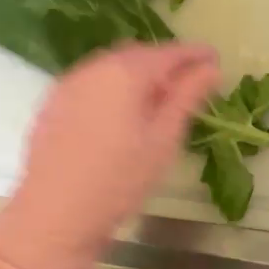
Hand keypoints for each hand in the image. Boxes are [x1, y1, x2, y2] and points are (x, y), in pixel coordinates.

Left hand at [0, 43, 220, 268]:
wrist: (54, 216)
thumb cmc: (118, 181)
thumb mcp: (162, 141)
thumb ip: (186, 98)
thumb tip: (209, 68)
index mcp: (124, 73)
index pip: (167, 52)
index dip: (194, 54)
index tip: (215, 59)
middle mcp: (93, 68)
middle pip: (137, 54)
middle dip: (165, 63)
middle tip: (190, 82)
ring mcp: (69, 84)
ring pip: (112, 67)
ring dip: (138, 75)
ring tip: (159, 99)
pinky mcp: (53, 104)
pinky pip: (91, 83)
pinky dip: (113, 88)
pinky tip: (122, 113)